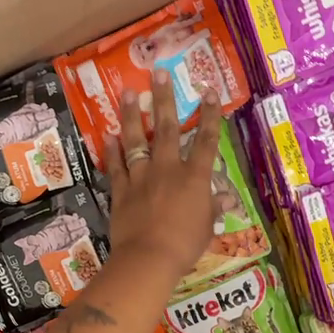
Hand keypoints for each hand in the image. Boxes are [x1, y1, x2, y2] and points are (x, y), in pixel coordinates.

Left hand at [102, 70, 223, 279]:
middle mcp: (168, 169)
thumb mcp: (206, 228)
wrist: (148, 259)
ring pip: (135, 140)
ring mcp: (141, 178)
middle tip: (159, 73)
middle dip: (163, 99)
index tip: (208, 92)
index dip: (209, 116)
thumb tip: (226, 198)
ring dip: (130, 115)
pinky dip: (112, 151)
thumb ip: (213, 209)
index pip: (206, 141)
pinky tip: (108, 135)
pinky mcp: (121, 191)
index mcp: (194, 178)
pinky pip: (116, 166)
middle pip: (166, 128)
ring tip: (125, 92)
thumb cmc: (184, 246)